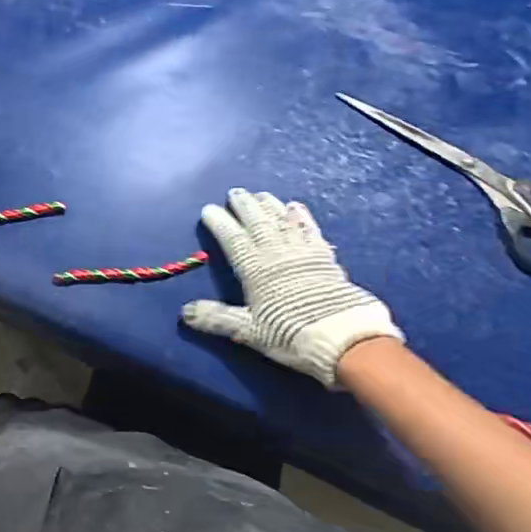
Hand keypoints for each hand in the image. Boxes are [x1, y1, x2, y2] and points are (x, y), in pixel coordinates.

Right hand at [180, 189, 402, 386]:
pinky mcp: (326, 260)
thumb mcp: (249, 330)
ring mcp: (304, 255)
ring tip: (261, 195)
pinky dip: (303, 218)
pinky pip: (311, 231)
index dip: (220, 223)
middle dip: (245, 207)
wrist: (346, 339)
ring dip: (271, 207)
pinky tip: (296, 208)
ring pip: (283, 223)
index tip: (209, 209)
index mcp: (255, 270)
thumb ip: (217, 318)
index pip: (233, 239)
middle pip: (259, 224)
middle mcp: (278, 256)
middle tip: (236, 192)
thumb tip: (185, 312)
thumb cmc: (292, 333)